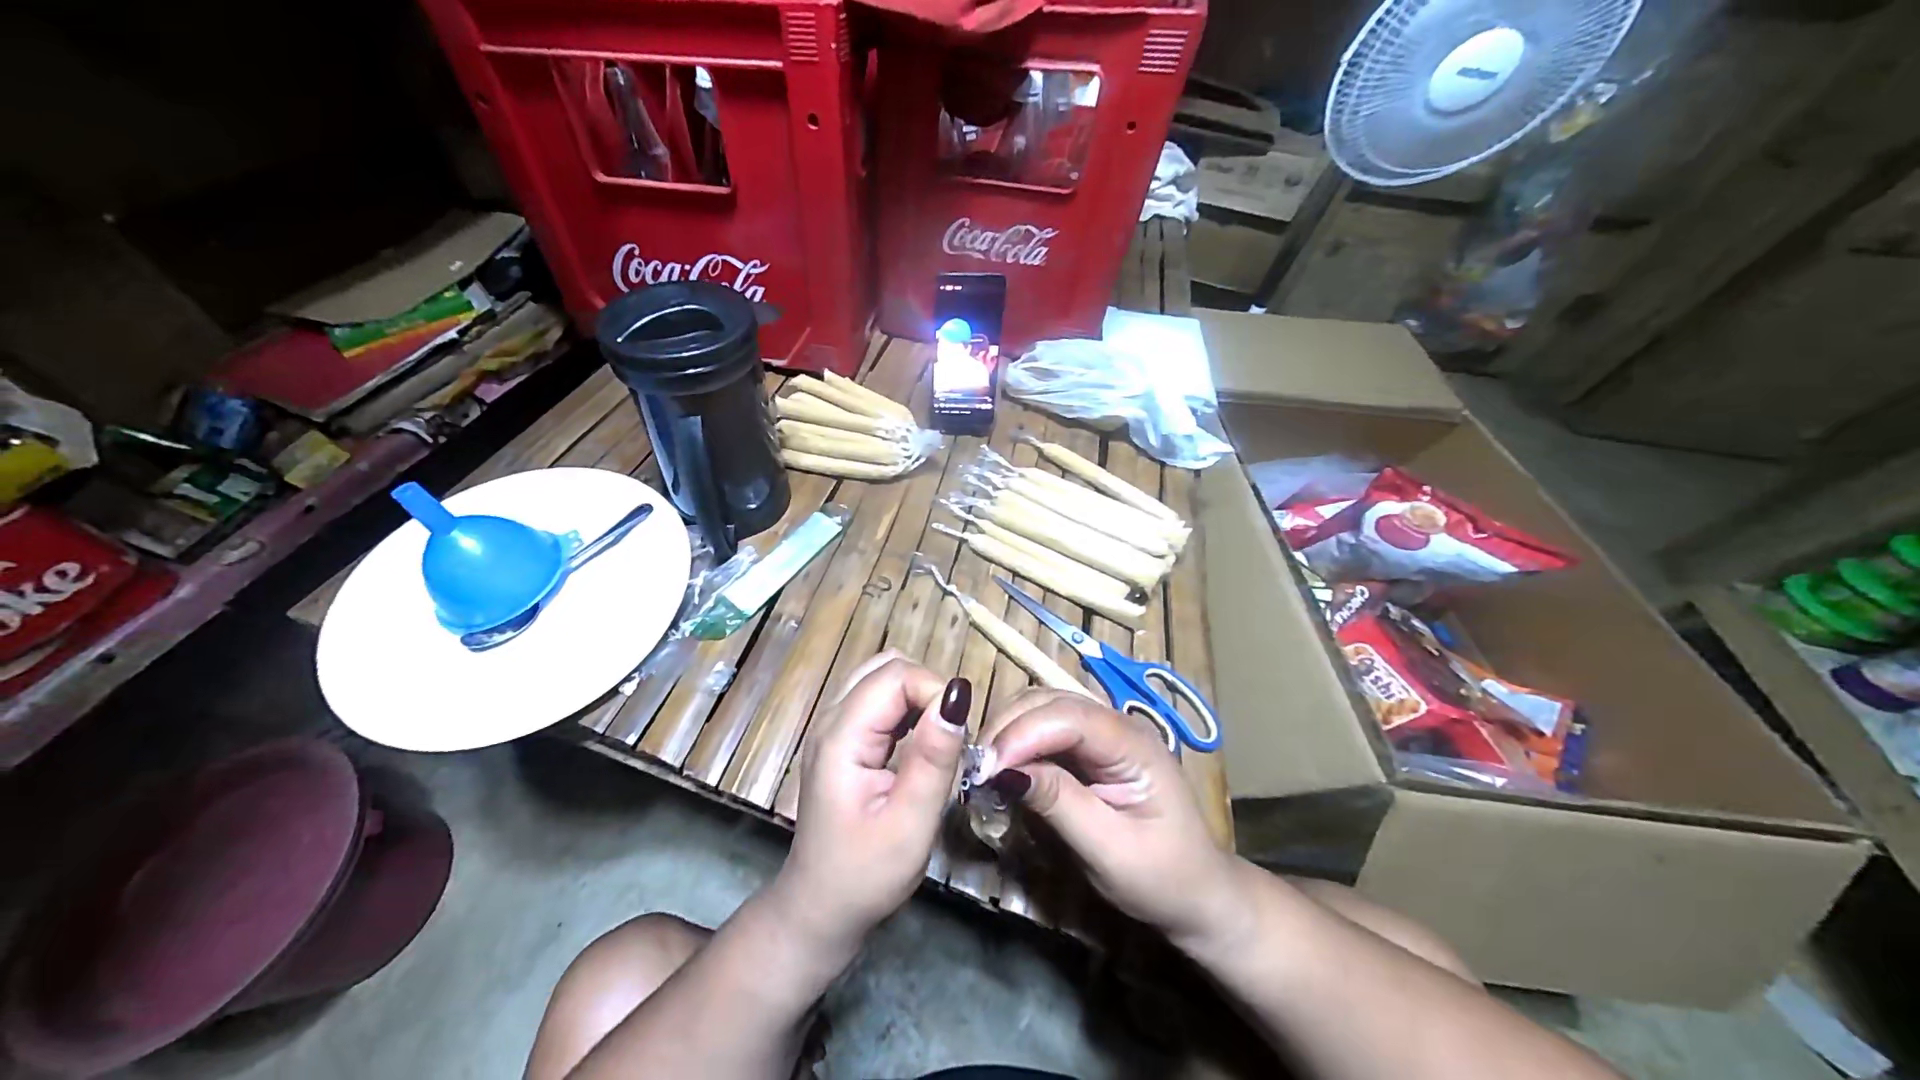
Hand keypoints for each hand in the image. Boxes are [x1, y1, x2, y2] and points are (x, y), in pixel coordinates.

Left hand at [776, 652, 969, 948]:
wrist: (821, 907)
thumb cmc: (865, 874)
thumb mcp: (910, 824)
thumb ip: (933, 758)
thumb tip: (958, 697)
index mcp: (841, 736)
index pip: (896, 674)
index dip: (935, 692)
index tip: (959, 736)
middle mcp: (832, 719)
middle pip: (887, 666)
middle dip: (929, 689)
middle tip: (951, 738)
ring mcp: (834, 726)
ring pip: (883, 677)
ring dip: (919, 697)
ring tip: (938, 741)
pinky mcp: (844, 738)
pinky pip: (879, 700)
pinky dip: (908, 709)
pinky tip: (920, 744)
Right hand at [977, 691, 1246, 949]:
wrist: (1197, 895)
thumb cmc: (1161, 878)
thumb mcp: (1110, 850)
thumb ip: (1060, 804)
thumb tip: (1004, 772)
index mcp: (1134, 745)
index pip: (1070, 717)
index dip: (1023, 734)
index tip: (987, 769)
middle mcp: (1116, 725)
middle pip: (1050, 701)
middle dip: (1008, 728)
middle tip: (976, 771)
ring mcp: (1102, 733)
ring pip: (1042, 708)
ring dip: (1008, 731)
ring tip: (984, 770)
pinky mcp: (1088, 749)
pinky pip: (1044, 730)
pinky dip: (1017, 743)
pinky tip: (1003, 768)